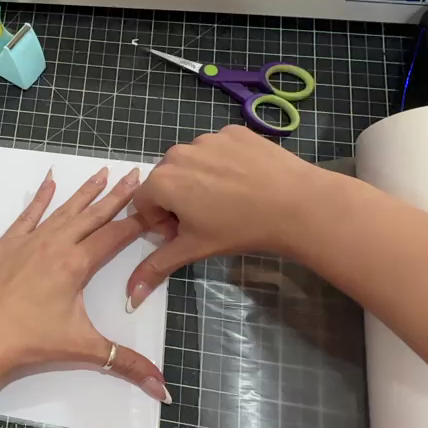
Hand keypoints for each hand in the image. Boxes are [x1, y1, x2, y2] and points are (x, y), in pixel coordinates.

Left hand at [0, 167, 168, 402]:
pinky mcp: (7, 244)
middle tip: (136, 173)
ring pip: (63, 210)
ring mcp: (29, 241)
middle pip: (93, 214)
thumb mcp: (84, 349)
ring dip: (84, 192)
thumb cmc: (31, 341)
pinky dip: (40, 197)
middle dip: (117, 195)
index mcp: (77, 263)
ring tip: (102, 173)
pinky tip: (49, 181)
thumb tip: (163, 388)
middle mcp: (55, 244)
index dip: (138, 221)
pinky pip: (28, 214)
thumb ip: (127, 364)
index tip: (156, 206)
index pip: (115, 236)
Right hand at [125, 126, 335, 308]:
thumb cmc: (240, 228)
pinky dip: (223, 163)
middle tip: (208, 218)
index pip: (143, 202)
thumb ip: (157, 267)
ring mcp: (207, 139)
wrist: (298, 204)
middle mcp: (177, 153)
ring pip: (191, 163)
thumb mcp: (194, 249)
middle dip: (178, 200)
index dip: (160, 221)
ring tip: (229, 199)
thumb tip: (129, 296)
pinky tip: (244, 180)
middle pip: (165, 180)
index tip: (186, 232)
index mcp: (161, 181)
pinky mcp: (233, 132)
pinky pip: (216, 149)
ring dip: (199, 180)